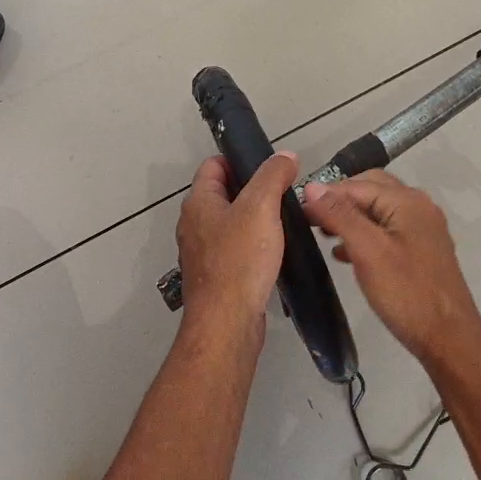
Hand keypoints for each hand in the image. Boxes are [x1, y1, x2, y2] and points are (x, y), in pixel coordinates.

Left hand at [176, 152, 297, 327]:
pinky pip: (234, 250)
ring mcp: (202, 253)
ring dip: (254, 220)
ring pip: (230, 224)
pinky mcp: (215, 277)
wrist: (227, 323)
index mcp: (198, 202)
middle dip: (252, 191)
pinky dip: (253, 247)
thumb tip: (286, 156)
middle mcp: (194, 224)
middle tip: (283, 194)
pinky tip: (274, 254)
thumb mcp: (261, 207)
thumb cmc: (240, 259)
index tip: (270, 169)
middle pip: (223, 194)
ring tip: (284, 222)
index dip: (240, 160)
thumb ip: (273, 176)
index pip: (214, 165)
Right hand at [302, 170, 480, 363]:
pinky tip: (346, 255)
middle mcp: (419, 207)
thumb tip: (313, 187)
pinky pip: (387, 231)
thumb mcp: (367, 251)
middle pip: (370, 190)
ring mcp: (423, 230)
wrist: (450, 341)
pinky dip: (365, 236)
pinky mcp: (422, 251)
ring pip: (378, 211)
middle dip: (340, 202)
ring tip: (324, 236)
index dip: (326, 195)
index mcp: (407, 201)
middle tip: (312, 221)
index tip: (298, 212)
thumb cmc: (406, 293)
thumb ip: (340, 215)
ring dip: (351, 219)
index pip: (357, 185)